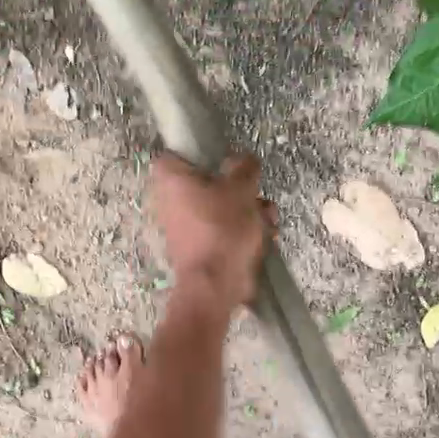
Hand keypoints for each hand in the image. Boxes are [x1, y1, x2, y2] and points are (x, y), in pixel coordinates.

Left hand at [150, 153, 273, 312]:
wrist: (216, 285)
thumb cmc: (222, 228)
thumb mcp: (240, 189)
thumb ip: (244, 169)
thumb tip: (243, 161)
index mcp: (171, 180)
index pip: (175, 155)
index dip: (198, 153)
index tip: (223, 158)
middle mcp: (171, 202)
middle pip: (207, 183)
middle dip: (238, 188)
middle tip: (255, 193)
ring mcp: (184, 227)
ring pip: (221, 207)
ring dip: (248, 210)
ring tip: (267, 219)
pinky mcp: (200, 248)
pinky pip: (223, 230)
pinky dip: (243, 232)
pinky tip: (265, 237)